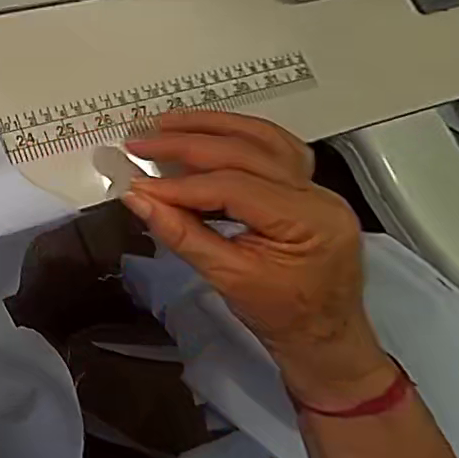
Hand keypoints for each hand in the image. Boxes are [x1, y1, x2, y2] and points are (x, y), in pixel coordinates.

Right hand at [120, 111, 395, 410]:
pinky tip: (204, 133)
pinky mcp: (303, 188)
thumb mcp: (225, 277)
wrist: (324, 335)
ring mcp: (315, 188)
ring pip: (263, 139)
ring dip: (211, 126)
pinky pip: (271, 149)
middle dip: (187, 144)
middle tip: (139, 141)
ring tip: (166, 122)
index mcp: (307, 221)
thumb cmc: (279, 313)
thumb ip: (179, 232)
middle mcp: (317, 195)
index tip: (134, 185)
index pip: (233, 187)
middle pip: (247, 152)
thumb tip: (136, 197)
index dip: (178, 185)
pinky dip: (234, 135)